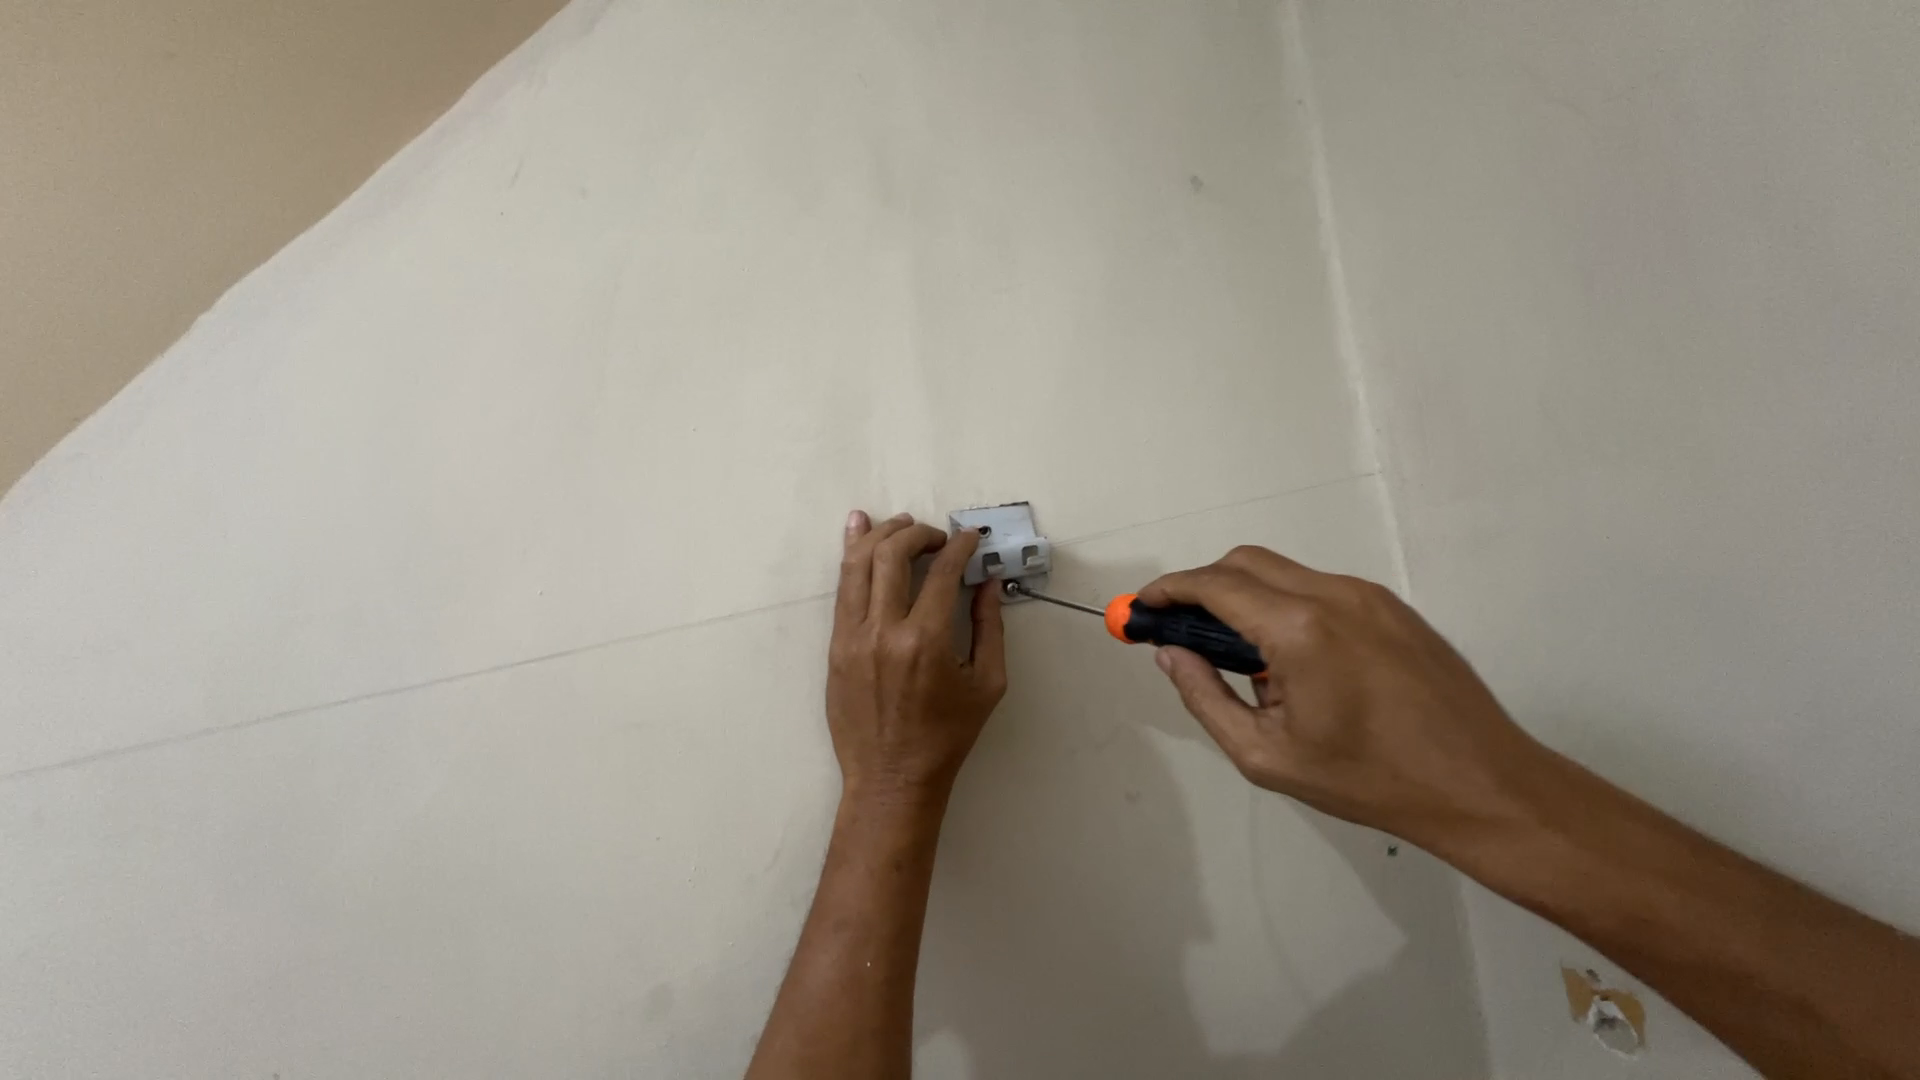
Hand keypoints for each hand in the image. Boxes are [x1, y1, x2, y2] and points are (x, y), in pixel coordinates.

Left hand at [826, 511, 1007, 805]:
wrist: (891, 778)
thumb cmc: (946, 737)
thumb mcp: (987, 684)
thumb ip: (989, 627)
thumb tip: (988, 582)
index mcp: (927, 641)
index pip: (942, 571)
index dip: (959, 546)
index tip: (970, 538)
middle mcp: (884, 631)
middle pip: (892, 555)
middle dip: (918, 533)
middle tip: (937, 537)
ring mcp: (852, 637)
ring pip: (857, 564)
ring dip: (880, 535)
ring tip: (900, 525)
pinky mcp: (835, 647)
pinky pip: (842, 590)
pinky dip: (850, 556)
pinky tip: (858, 532)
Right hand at [1141, 546, 1549, 846]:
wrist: (1484, 786)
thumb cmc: (1367, 780)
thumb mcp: (1265, 755)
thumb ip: (1206, 697)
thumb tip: (1170, 654)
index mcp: (1298, 630)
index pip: (1214, 586)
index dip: (1169, 590)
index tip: (1143, 607)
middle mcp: (1332, 594)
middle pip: (1245, 562)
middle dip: (1202, 585)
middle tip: (1181, 628)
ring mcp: (1368, 595)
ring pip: (1283, 572)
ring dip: (1245, 596)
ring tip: (1240, 656)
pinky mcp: (1392, 607)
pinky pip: (1319, 589)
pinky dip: (1284, 605)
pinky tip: (1293, 659)